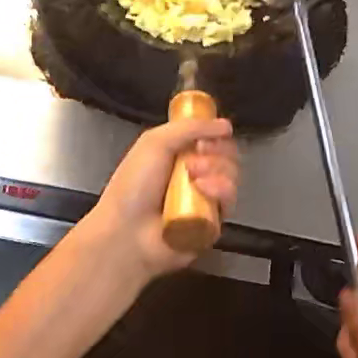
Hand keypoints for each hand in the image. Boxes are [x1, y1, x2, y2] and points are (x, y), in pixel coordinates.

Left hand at [72, 117, 237, 287]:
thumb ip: (190, 127)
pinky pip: (230, 202)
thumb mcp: (155, 142)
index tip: (209, 136)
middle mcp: (194, 177)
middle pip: (227, 157)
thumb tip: (225, 125)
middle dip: (218, 151)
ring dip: (217, 169)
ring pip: (232, 177)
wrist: (126, 232)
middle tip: (198, 155)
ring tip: (194, 175)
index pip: (212, 140)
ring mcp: (204, 201)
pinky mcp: (213, 224)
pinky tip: (204, 190)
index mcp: (178, 156)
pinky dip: (221, 191)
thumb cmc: (132, 186)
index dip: (216, 134)